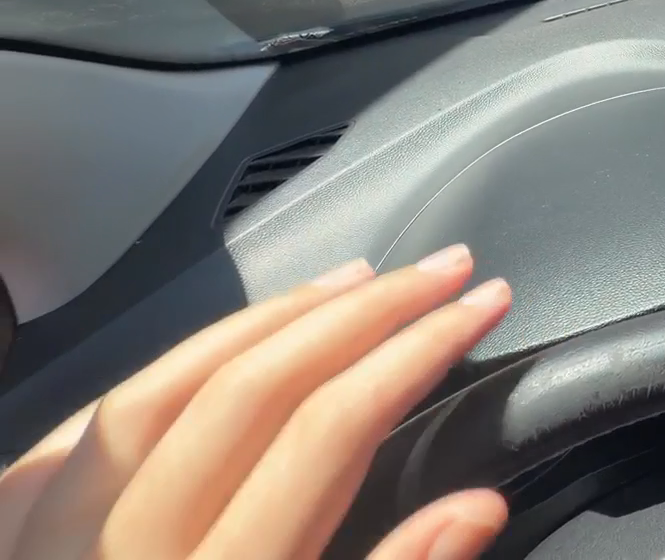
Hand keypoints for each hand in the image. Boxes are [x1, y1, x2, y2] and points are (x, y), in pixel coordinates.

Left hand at [0, 245, 511, 559]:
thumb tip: (482, 504)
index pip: (335, 426)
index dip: (422, 346)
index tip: (486, 301)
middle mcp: (122, 559)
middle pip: (259, 388)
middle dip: (372, 308)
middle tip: (448, 266)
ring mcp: (46, 550)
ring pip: (164, 387)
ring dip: (281, 312)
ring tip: (363, 273)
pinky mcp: (9, 546)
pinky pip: (83, 427)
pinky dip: (178, 361)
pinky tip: (241, 331)